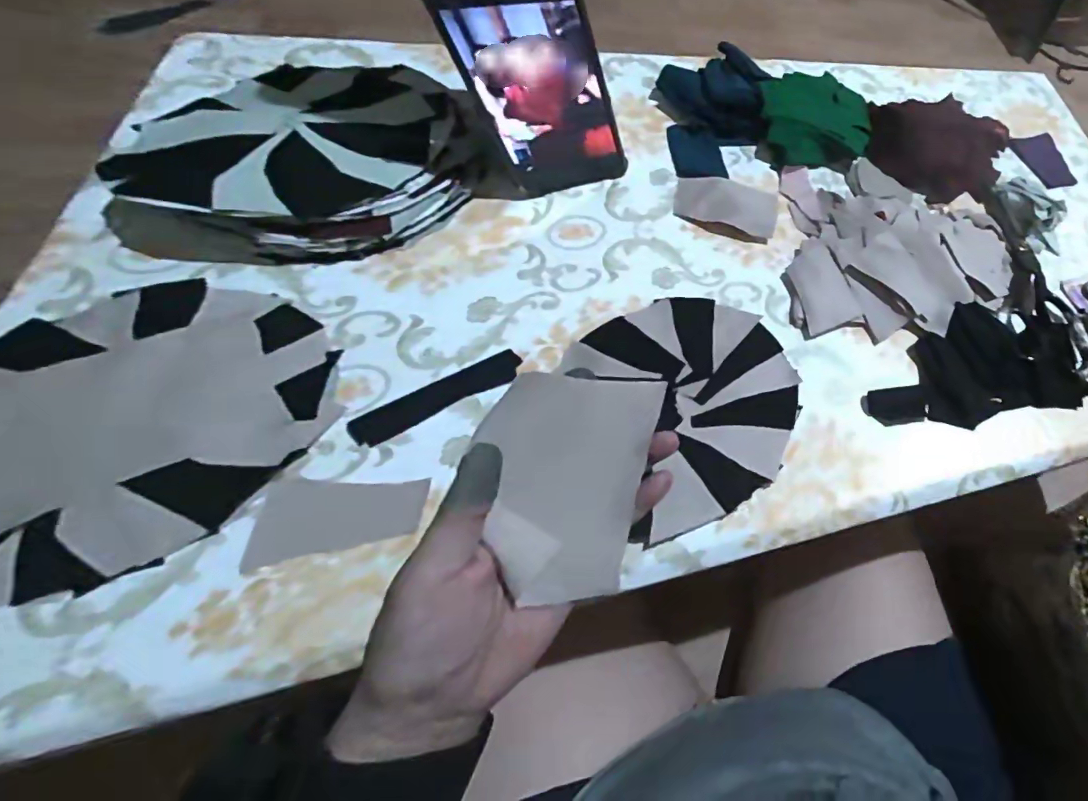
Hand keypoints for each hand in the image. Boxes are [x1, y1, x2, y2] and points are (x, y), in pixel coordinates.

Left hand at [327, 431, 680, 762]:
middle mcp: (530, 516)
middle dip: (610, 439)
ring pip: (600, 496)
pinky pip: (611, 536)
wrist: (439, 702)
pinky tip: (659, 488)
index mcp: (493, 506)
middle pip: (576, 468)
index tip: (589, 386)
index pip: (529, 452)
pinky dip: (636, 511)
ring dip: (633, 468)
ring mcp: (559, 542)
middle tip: (646, 413)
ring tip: (666, 443)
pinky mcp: (579, 571)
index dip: (557, 420)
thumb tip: (492, 449)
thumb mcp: (434, 567)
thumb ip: (467, 512)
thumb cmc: (421, 628)